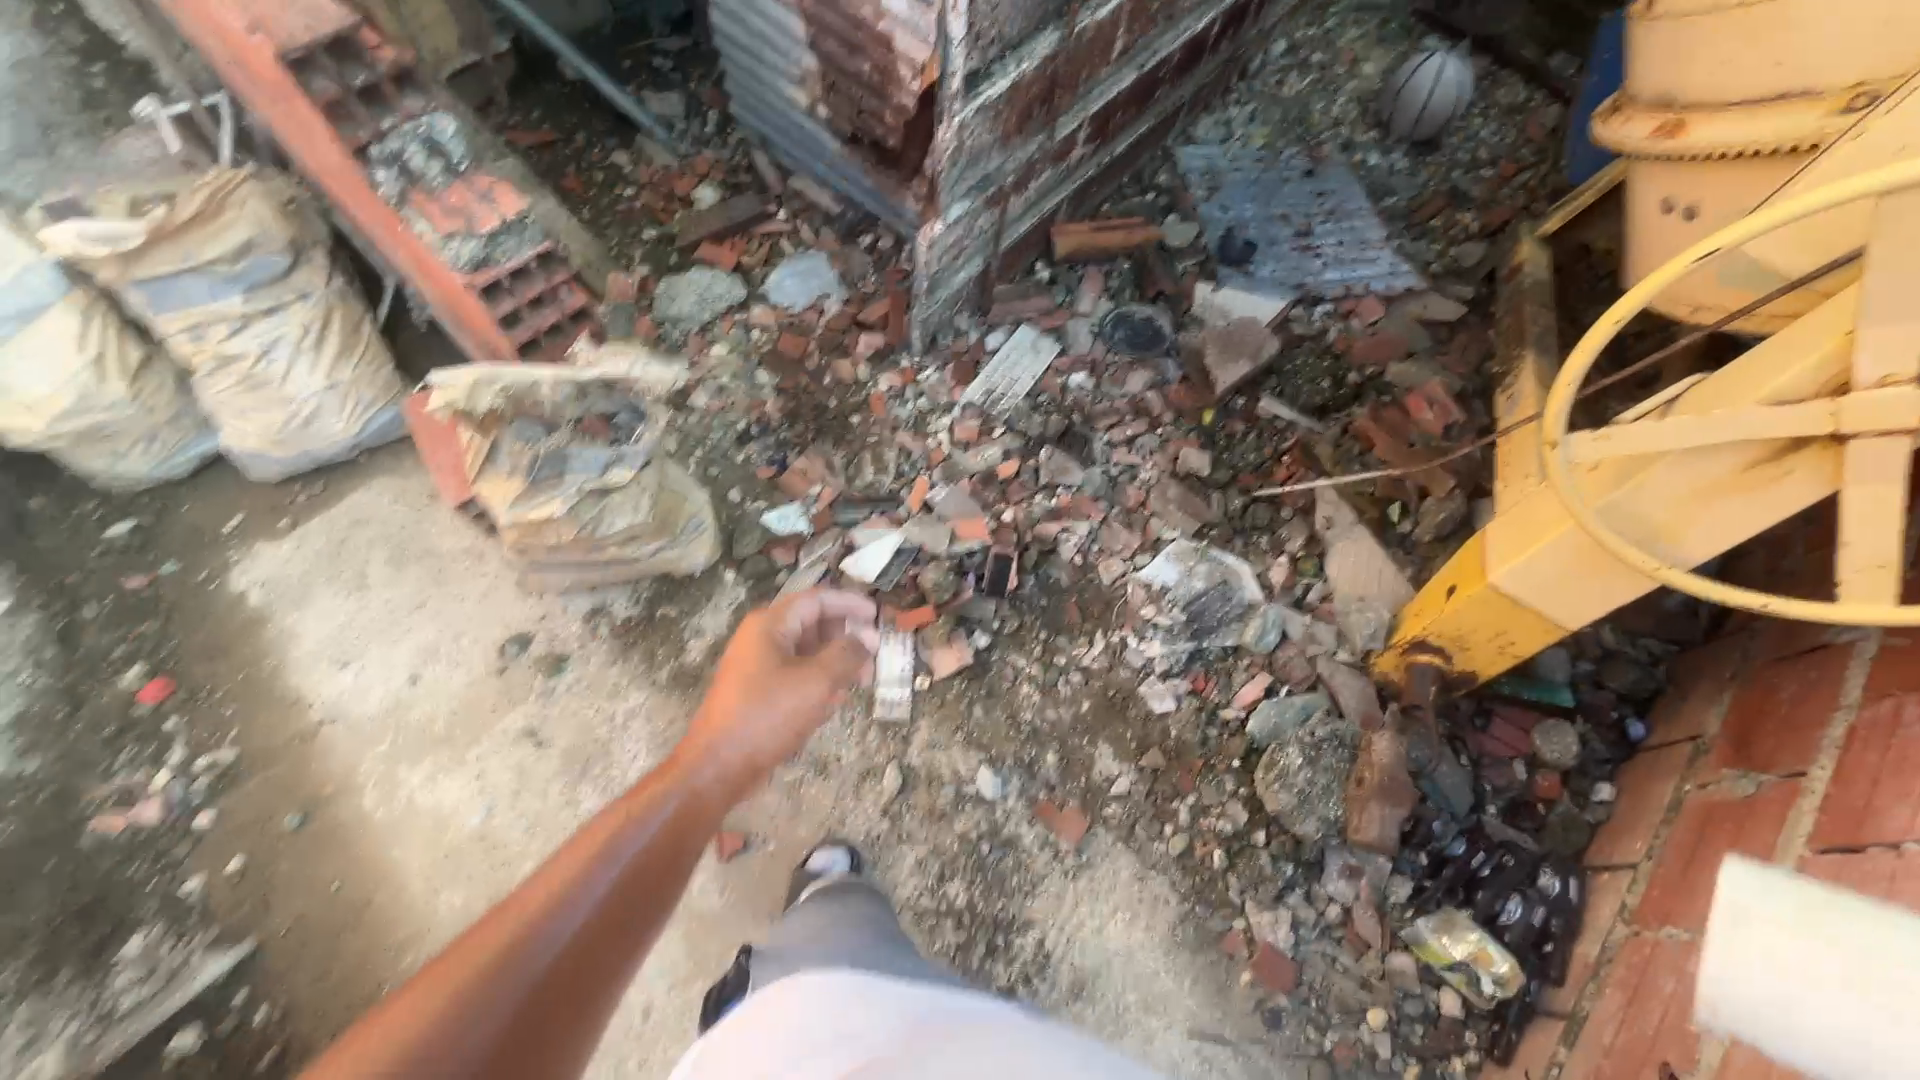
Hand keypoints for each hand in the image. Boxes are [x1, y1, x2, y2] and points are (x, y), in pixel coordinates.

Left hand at [678, 588, 879, 797]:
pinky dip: (818, 684)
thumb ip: (847, 654)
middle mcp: (762, 638)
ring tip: (858, 684)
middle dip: (845, 638)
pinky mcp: (759, 693)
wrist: (718, 766)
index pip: (817, 599)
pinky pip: (797, 677)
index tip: (878, 616)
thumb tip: (867, 639)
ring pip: (807, 653)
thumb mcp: (816, 681)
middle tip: (872, 659)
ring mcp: (758, 666)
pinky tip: (834, 704)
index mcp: (770, 624)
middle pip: (813, 624)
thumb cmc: (768, 715)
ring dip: (835, 664)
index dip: (850, 604)